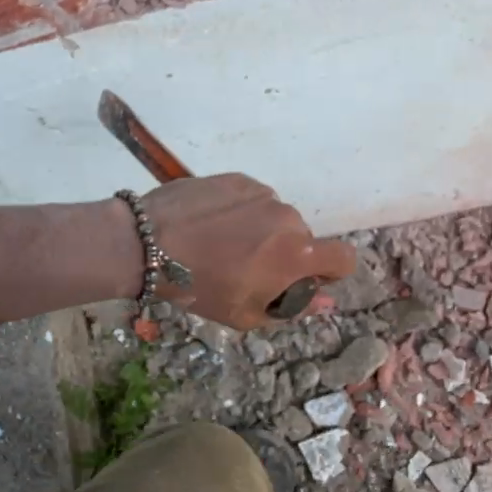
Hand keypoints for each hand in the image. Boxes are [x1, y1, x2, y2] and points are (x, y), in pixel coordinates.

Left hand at [139, 174, 355, 330]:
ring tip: (221, 245)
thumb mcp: (246, 314)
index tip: (304, 280)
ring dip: (261, 231)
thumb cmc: (200, 287)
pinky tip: (210, 225)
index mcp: (298, 253)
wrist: (147, 243)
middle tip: (246, 269)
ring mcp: (262, 193)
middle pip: (303, 239)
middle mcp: (288, 217)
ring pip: (275, 218)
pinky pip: (252, 199)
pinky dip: (240, 212)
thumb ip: (293, 307)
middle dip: (285, 255)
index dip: (329, 273)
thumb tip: (322, 300)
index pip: (343, 258)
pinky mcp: (237, 178)